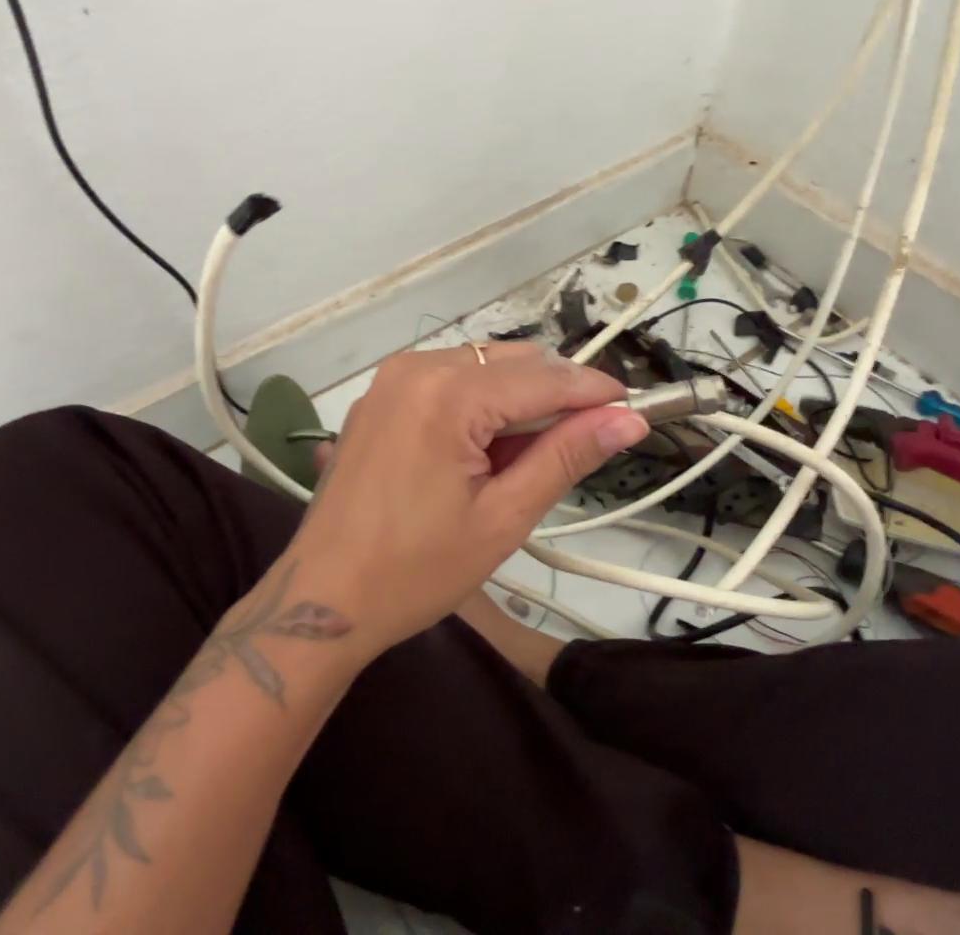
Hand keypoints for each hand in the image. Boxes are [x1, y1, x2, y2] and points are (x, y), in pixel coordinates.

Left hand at [285, 343, 647, 654]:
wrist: (325, 598)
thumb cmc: (415, 571)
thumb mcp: (503, 518)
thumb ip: (565, 457)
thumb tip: (626, 419)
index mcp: (446, 393)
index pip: (544, 376)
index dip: (596, 392)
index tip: (635, 413)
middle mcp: (415, 368)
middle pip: (512, 362)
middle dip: (554, 398)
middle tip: (576, 454)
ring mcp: (389, 381)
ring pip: (481, 368)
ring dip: (516, 403)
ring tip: (522, 465)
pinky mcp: (377, 400)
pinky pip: (446, 382)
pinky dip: (478, 407)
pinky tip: (482, 455)